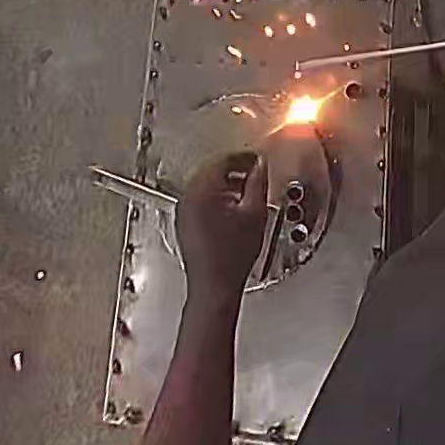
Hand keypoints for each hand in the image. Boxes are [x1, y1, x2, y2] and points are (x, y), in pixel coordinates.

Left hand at [175, 150, 269, 304]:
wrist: (215, 286)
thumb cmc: (232, 255)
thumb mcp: (255, 211)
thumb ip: (258, 182)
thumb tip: (260, 166)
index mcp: (203, 191)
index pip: (223, 160)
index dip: (244, 157)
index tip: (258, 160)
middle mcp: (188, 198)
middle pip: (211, 169)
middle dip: (234, 168)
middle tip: (254, 171)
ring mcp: (184, 211)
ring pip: (205, 183)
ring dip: (226, 182)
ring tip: (247, 189)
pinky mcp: (185, 223)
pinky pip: (200, 198)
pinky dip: (217, 195)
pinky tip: (234, 206)